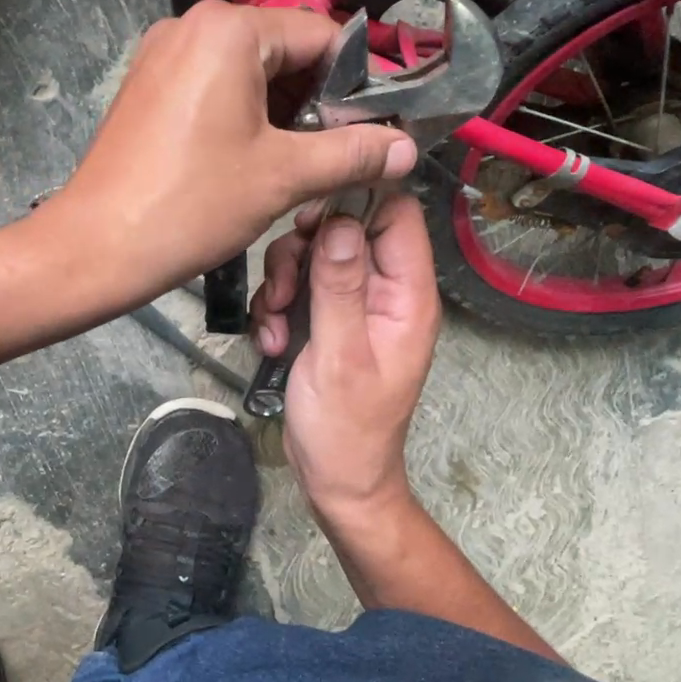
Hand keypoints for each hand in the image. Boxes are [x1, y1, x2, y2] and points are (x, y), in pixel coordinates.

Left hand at [43, 1, 417, 302]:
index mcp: (228, 29)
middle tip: (339, 154)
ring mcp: (161, 56)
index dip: (357, 83)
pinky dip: (241, 117)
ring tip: (299, 164)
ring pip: (246, 73)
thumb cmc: (190, 206)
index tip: (377, 128)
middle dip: (316, 101)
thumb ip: (352, 154)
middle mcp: (191, 26)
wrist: (95, 248)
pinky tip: (252, 160)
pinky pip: (211, 89)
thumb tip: (407, 147)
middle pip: (282, 52)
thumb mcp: (282, 177)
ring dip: (280, 113)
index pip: (321, 36)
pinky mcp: (146, 88)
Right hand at [250, 194, 441, 530]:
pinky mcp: (326, 323)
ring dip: (282, 287)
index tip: (307, 218)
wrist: (336, 480)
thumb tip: (339, 221)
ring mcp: (352, 308)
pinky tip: (273, 343)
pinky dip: (277, 312)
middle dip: (302, 254)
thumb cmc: (346, 428)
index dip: (355, 202)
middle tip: (282, 290)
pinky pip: (297, 292)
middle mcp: (384, 293)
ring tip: (276, 328)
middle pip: (344, 231)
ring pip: (312, 260)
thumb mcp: (339, 356)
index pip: (395, 215)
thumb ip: (339, 287)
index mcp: (407, 296)